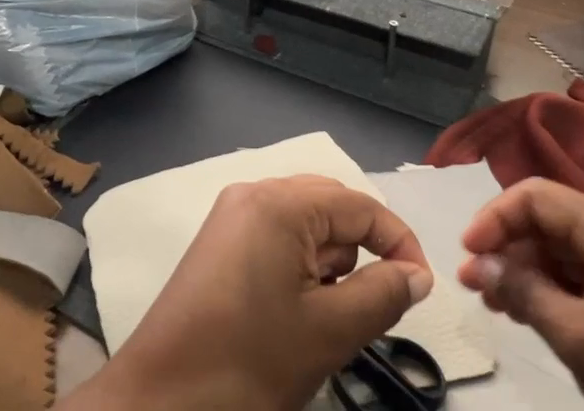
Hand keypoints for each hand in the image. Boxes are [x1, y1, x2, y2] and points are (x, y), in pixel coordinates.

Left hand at [64, 175, 434, 410]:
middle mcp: (253, 194)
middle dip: (360, 252)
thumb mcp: (330, 330)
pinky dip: (300, 266)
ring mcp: (231, 217)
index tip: (422, 290)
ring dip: (329, 263)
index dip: (399, 244)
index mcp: (279, 203)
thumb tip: (416, 275)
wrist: (162, 399)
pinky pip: (277, 237)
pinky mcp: (218, 243)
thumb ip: (384, 294)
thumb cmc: (250, 360)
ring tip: (320, 316)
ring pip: (305, 224)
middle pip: (331, 207)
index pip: (361, 206)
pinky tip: (292, 310)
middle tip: (365, 305)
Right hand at [458, 178, 583, 410]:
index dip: (494, 218)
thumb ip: (523, 291)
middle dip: (508, 248)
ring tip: (498, 306)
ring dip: (530, 270)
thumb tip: (478, 262)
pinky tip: (538, 314)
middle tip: (474, 288)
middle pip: (553, 219)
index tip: (466, 256)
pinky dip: (559, 287)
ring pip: (570, 249)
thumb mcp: (579, 339)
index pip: (536, 196)